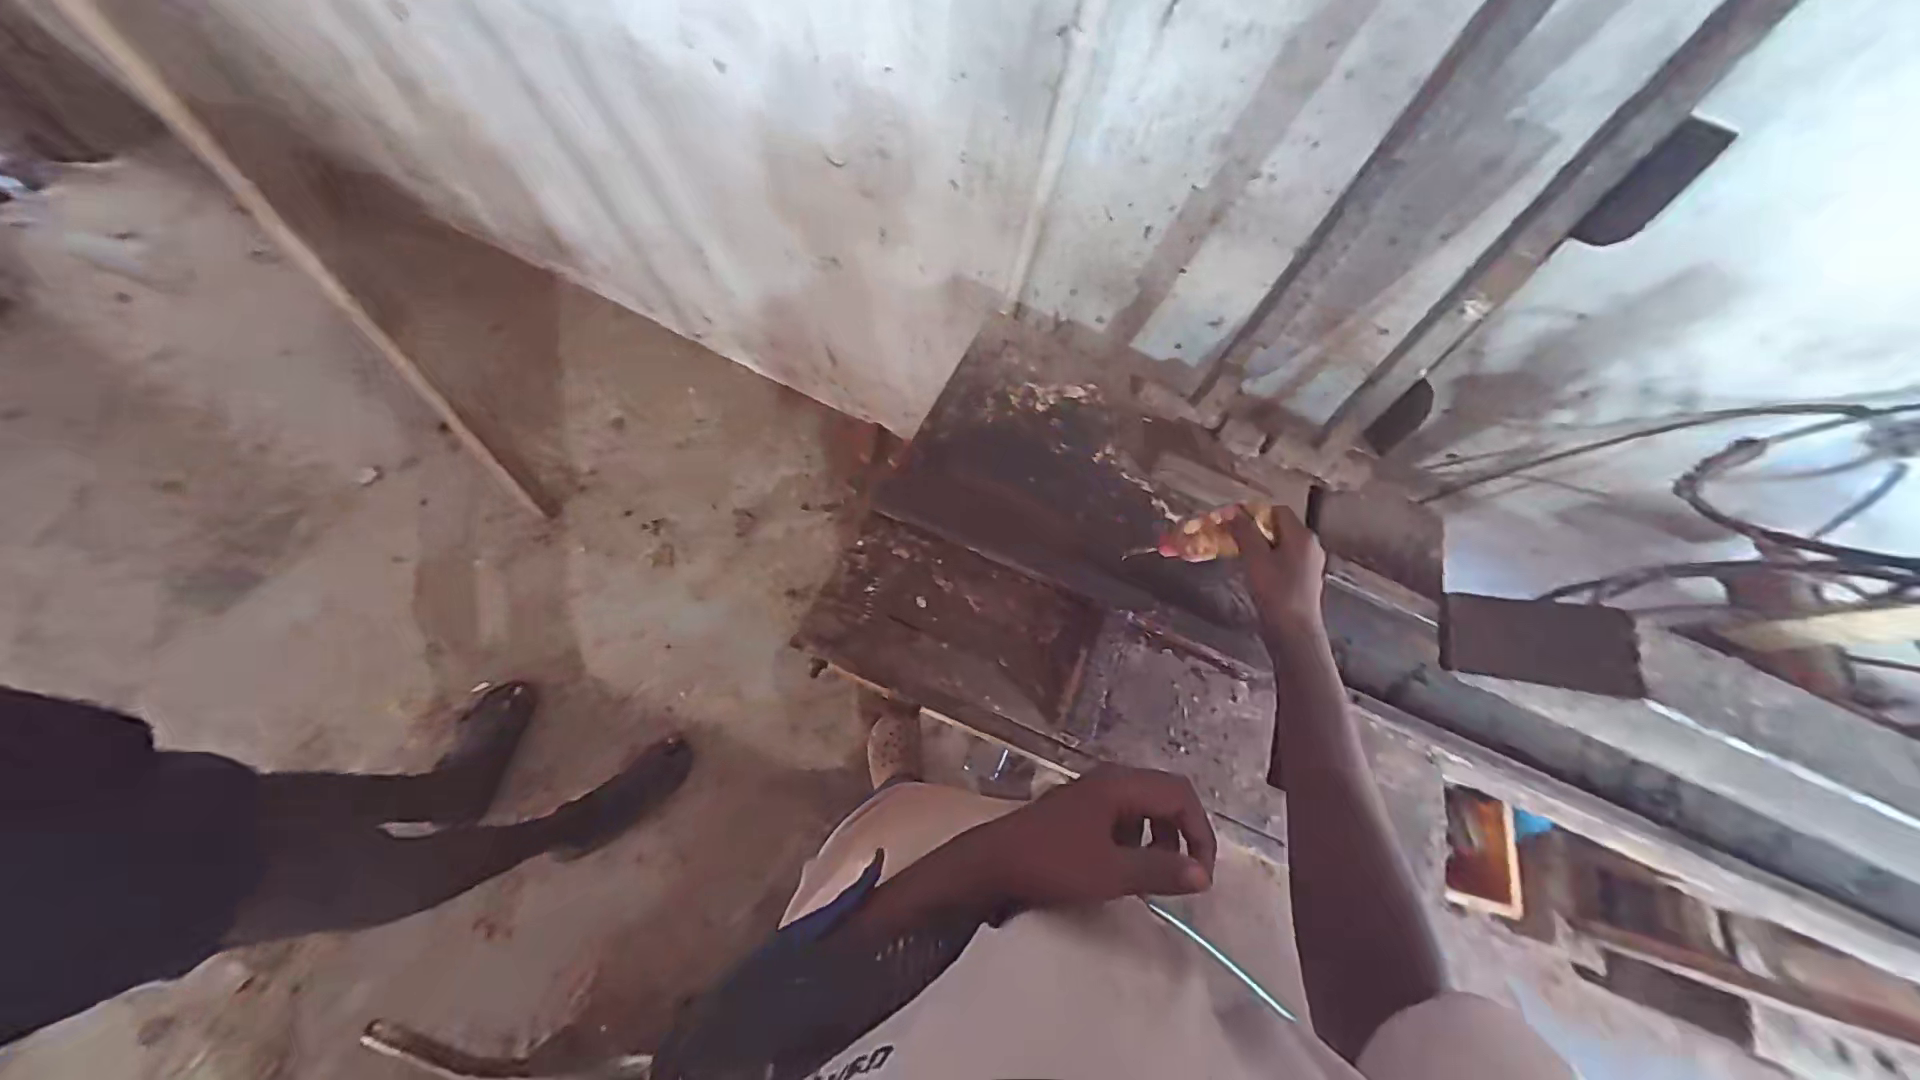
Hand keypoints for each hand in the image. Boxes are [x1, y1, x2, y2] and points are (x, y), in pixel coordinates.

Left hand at [968, 765, 1216, 907]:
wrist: (994, 861)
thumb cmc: (1053, 863)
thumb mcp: (1111, 872)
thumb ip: (1160, 870)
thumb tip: (1203, 875)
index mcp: (1119, 784)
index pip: (1180, 794)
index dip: (1200, 833)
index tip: (1201, 876)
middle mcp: (1108, 778)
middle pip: (1165, 795)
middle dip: (1181, 834)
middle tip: (1182, 876)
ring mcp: (1091, 791)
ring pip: (1144, 806)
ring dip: (1159, 838)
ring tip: (1153, 875)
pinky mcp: (1079, 807)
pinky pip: (1122, 815)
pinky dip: (1135, 838)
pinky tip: (1123, 866)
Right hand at [1227, 504, 1326, 629]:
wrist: (1294, 630)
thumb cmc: (1275, 590)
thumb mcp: (1255, 557)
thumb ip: (1244, 531)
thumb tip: (1233, 511)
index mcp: (1302, 536)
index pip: (1277, 511)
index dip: (1254, 513)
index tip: (1232, 522)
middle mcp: (1310, 545)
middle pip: (1280, 527)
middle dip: (1255, 529)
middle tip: (1232, 538)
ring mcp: (1310, 563)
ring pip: (1281, 544)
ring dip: (1260, 545)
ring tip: (1240, 554)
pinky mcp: (1305, 579)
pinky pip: (1284, 559)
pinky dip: (1268, 558)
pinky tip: (1255, 571)